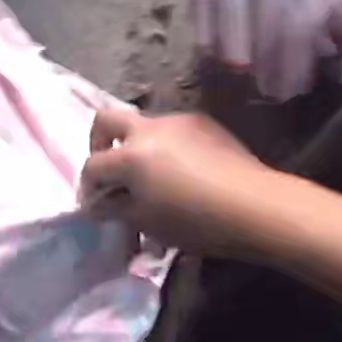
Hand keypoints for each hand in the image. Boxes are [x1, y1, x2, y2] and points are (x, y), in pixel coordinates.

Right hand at [82, 108, 288, 254]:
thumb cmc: (196, 221)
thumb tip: (101, 202)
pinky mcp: (202, 121)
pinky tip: (183, 172)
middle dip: (99, 142)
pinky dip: (166, 147)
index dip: (88, 187)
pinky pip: (173, 130)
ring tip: (153, 179)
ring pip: (144, 125)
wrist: (253, 204)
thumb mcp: (148, 222)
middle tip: (110, 172)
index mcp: (130, 154)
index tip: (95, 207)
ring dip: (138, 146)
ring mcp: (178, 119)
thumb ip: (117, 208)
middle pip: (107, 119)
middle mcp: (150, 127)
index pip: (94, 165)